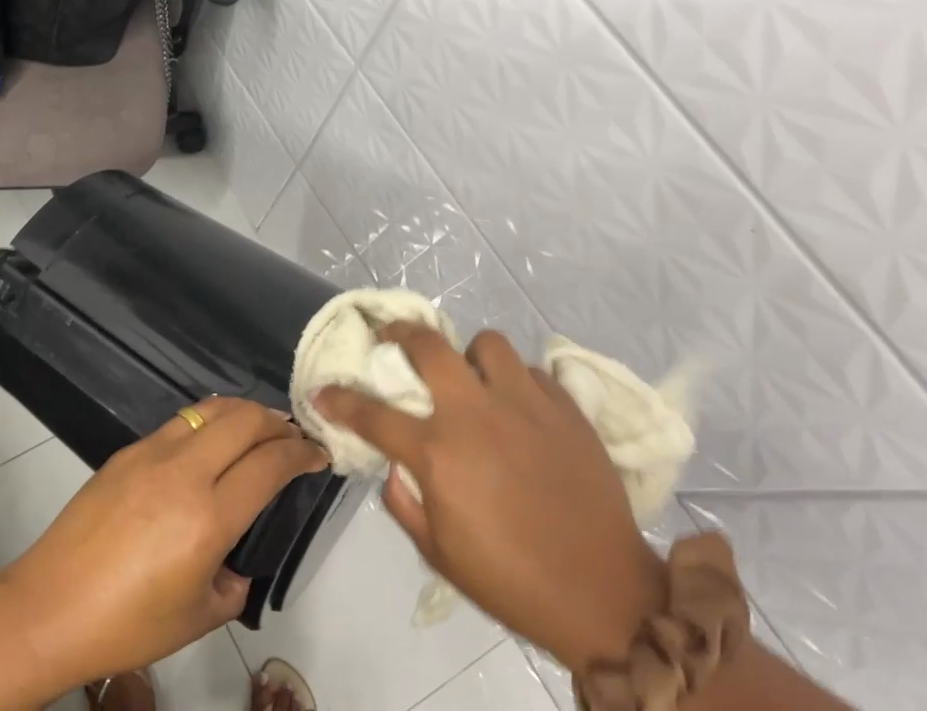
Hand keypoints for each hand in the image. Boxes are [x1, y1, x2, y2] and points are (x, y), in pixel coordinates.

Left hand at [0, 397, 328, 689]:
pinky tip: (211, 444)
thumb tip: (240, 553)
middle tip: (294, 436)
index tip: (319, 455)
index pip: (270, 464)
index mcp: (208, 517)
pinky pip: (178, 424)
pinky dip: (207, 422)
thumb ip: (236, 578)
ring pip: (209, 410)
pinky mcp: (124, 453)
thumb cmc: (128, 625)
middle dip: (278, 421)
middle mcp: (182, 472)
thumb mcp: (201, 615)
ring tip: (259, 428)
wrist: (48, 608)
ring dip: (243, 412)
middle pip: (244, 420)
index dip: (303, 453)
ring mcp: (148, 455)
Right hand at [314, 324, 664, 669]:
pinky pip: (533, 373)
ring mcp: (526, 405)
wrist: (603, 593)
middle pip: (429, 345)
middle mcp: (476, 414)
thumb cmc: (510, 580)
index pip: (371, 413)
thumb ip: (404, 501)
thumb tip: (395, 466)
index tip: (322, 391)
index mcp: (437, 452)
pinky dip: (516, 382)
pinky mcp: (567, 410)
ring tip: (471, 378)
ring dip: (470, 356)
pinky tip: (517, 408)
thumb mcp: (437, 552)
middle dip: (399, 333)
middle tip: (391, 339)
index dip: (338, 399)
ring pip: (489, 344)